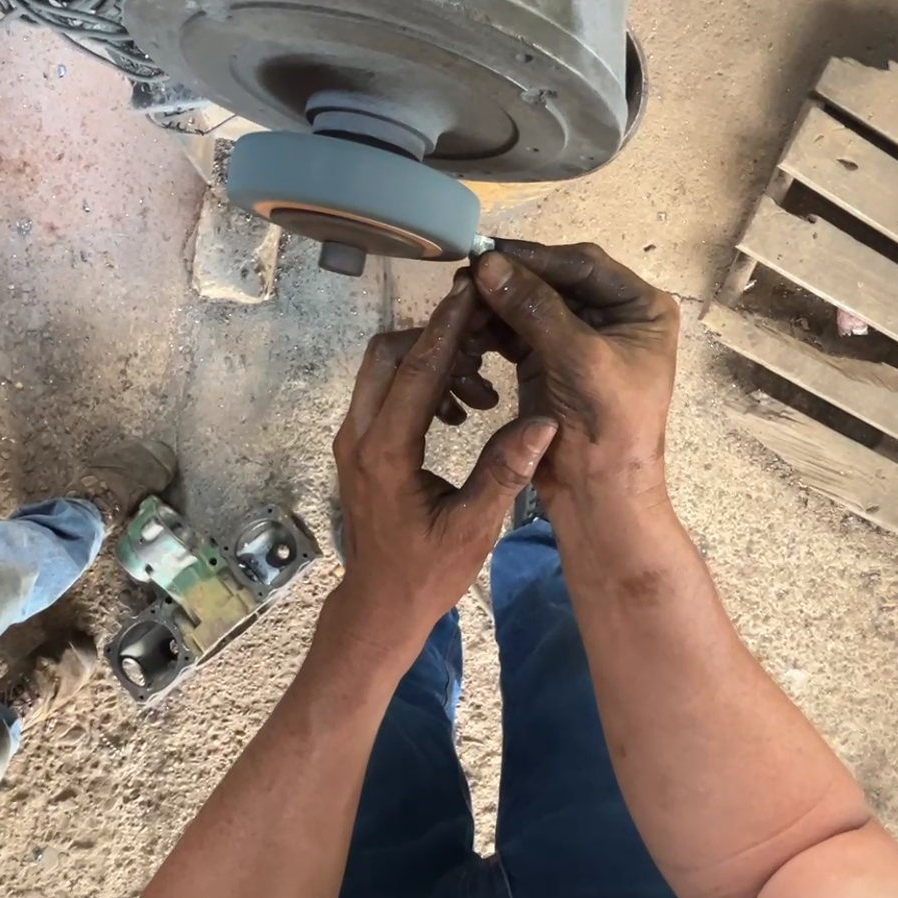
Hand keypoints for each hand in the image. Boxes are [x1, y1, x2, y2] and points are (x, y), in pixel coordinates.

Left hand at [327, 276, 558, 653]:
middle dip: (437, 339)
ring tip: (482, 392)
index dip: (447, 329)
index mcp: (384, 453)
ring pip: (384, 370)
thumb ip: (504, 471)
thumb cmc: (426, 573)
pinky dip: (422, 386)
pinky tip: (460, 411)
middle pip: (387, 355)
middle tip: (487, 345)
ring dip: (432, 364)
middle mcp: (358, 436)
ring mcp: (353, 439)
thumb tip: (544, 422)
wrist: (379, 603)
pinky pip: (385, 393)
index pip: (414, 371)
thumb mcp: (473, 528)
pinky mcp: (359, 445)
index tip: (474, 293)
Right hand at [469, 241, 680, 509]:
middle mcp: (609, 317)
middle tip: (466, 277)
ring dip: (496, 306)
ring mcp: (574, 340)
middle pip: (552, 283)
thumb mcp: (577, 358)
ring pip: (528, 307)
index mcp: (638, 308)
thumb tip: (488, 264)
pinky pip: (515, 334)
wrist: (597, 492)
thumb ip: (535, 308)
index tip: (489, 252)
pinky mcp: (545, 362)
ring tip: (461, 303)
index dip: (536, 257)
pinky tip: (468, 330)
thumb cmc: (607, 424)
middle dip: (510, 282)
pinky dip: (491, 331)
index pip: (582, 266)